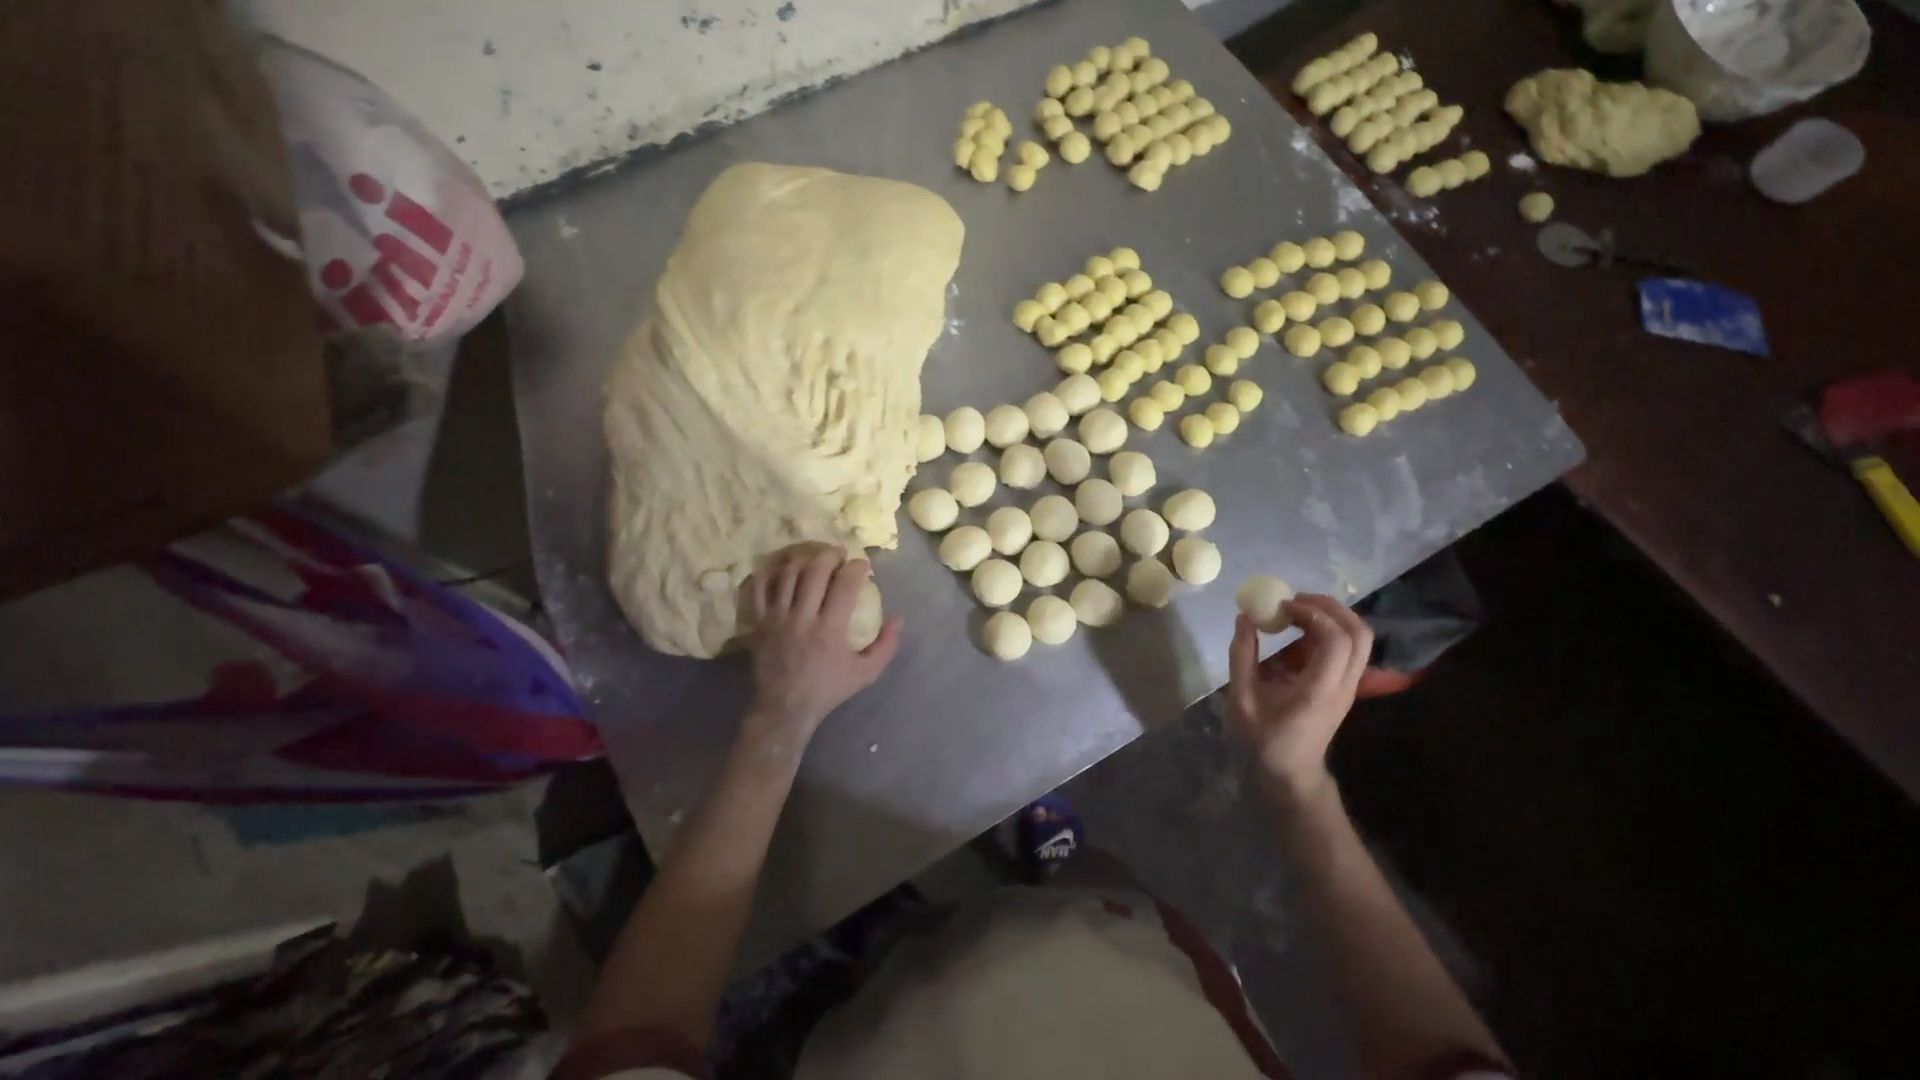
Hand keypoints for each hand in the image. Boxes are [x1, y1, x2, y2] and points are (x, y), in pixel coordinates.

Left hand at [744, 543, 900, 738]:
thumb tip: (897, 618)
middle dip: (830, 555)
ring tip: (813, 558)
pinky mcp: (759, 622)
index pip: (846, 583)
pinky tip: (780, 569)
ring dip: (803, 559)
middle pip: (815, 570)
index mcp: (830, 628)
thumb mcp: (866, 673)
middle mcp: (802, 617)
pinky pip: (758, 588)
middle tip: (839, 553)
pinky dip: (769, 573)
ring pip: (788, 574)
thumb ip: (886, 645)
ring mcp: (777, 617)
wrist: (786, 707)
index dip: (857, 567)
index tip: (863, 565)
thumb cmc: (828, 690)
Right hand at [1227, 594, 1373, 795]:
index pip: (1336, 641)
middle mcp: (1344, 685)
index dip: (1313, 614)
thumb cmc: (1264, 739)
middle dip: (1330, 607)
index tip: (1282, 607)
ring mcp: (1350, 686)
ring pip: (1360, 638)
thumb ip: (1242, 656)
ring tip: (1298, 611)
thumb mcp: (1242, 699)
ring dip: (1333, 616)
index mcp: (1320, 690)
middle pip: (1359, 633)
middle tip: (1295, 600)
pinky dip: (1330, 629)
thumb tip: (1245, 617)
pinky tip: (1301, 630)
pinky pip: (1350, 647)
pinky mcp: (1347, 685)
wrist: (1292, 772)